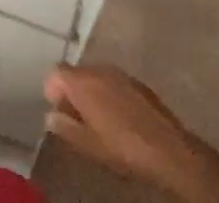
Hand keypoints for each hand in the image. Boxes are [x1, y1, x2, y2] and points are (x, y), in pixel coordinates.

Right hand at [43, 64, 191, 186]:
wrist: (168, 149)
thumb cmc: (121, 147)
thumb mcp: (87, 144)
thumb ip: (64, 127)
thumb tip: (51, 116)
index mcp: (82, 82)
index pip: (56, 72)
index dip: (53, 90)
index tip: (59, 111)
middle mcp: (100, 70)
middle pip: (76, 72)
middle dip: (72, 90)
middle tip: (77, 116)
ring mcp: (122, 74)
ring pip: (97, 76)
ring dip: (92, 91)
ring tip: (98, 117)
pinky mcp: (139, 82)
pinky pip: (115, 82)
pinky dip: (111, 93)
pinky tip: (120, 115)